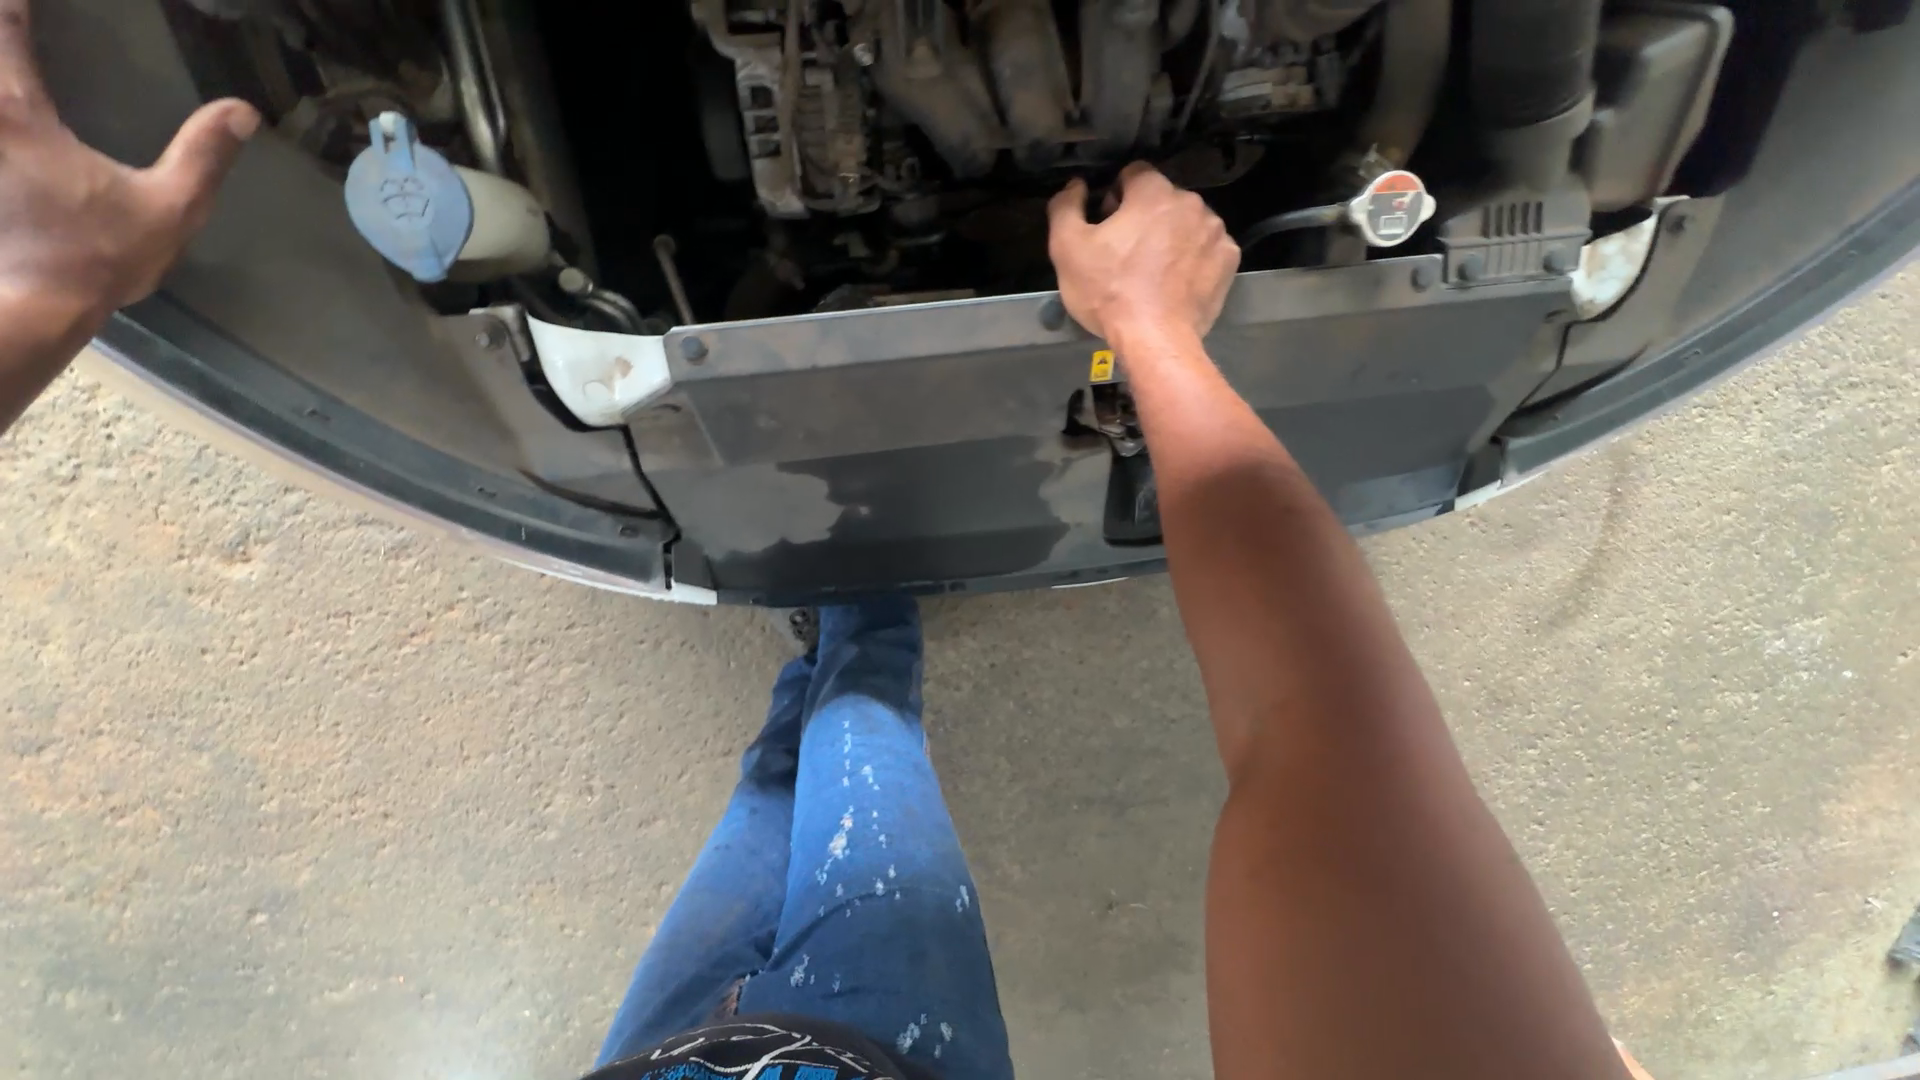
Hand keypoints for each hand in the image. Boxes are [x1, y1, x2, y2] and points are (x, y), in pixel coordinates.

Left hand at [0, 0, 258, 328]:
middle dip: (1, 29)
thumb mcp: (173, 206)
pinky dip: (2, 112)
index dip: (17, 8)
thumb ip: (203, 156)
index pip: (5, 29)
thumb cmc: (105, 252)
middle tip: (13, 20)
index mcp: (18, 113)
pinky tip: (15, 121)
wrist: (38, 301)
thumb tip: (242, 111)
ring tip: (10, 61)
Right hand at [1047, 162, 1240, 344]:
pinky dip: (1193, 260)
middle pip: (1162, 200)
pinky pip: (1207, 250)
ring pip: (1187, 224)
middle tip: (1126, 257)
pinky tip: (1176, 284)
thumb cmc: (1109, 292)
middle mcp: (1191, 203)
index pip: (1133, 174)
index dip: (1115, 198)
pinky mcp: (1229, 261)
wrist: (1155, 340)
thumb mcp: (1067, 249)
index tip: (1106, 228)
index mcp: (1153, 192)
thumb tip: (1075, 186)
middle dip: (1144, 219)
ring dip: (1171, 238)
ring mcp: (1215, 232)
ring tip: (1153, 274)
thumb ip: (1066, 207)